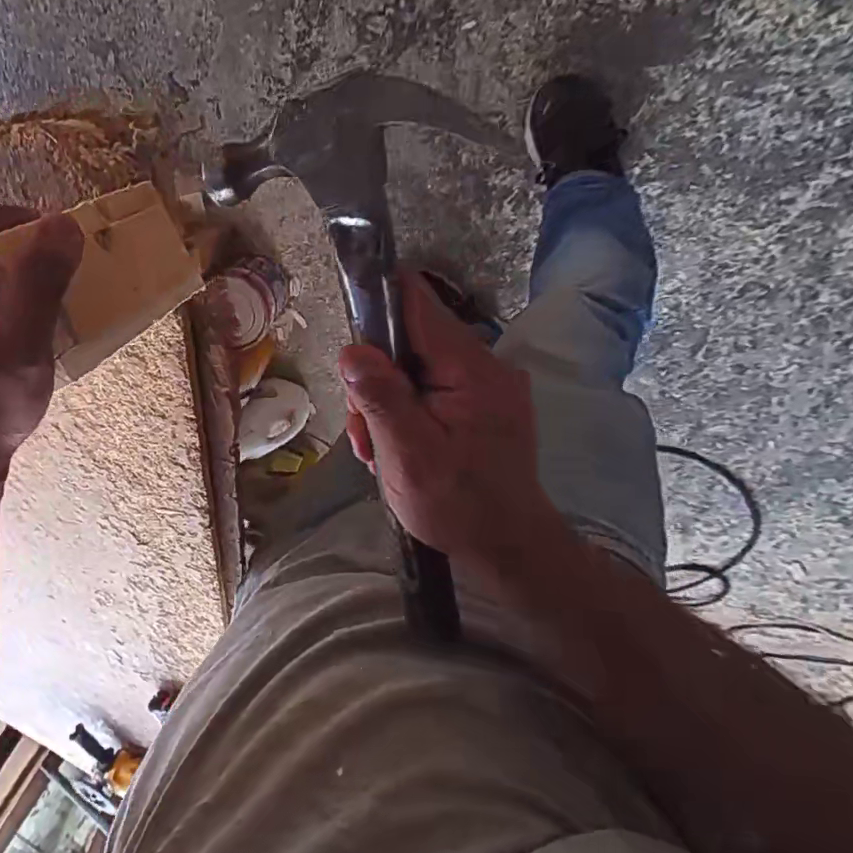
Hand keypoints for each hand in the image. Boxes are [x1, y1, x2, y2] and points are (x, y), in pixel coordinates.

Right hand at [337, 272, 564, 566]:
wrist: (504, 546)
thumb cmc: (456, 504)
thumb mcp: (408, 454)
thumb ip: (380, 398)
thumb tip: (351, 351)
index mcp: (471, 371)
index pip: (418, 305)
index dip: (376, 307)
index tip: (349, 341)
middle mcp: (482, 367)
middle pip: (406, 341)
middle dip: (372, 380)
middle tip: (366, 431)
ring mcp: (481, 386)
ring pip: (409, 369)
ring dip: (381, 404)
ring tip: (379, 449)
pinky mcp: (475, 404)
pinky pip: (423, 390)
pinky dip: (399, 415)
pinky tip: (394, 449)